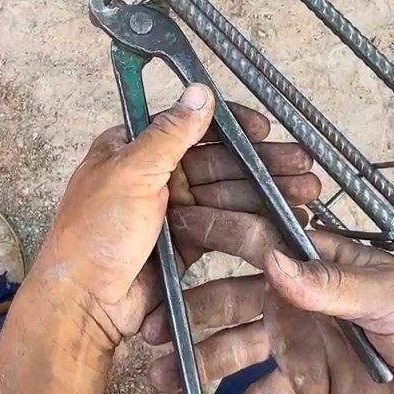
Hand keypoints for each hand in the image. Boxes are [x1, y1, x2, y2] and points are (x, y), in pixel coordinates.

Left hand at [29, 88, 320, 351]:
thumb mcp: (131, 174)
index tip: (265, 128)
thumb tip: (198, 91)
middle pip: (216, 160)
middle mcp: (154, 173)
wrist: (85, 303)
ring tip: (307, 189)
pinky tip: (286, 216)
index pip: (188, 124)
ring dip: (265, 189)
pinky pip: (226, 224)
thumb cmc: (95, 233)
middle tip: (302, 162)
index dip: (230, 124)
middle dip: (260, 161)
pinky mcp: (187, 241)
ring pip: (226, 191)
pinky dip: (254, 219)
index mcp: (132, 147)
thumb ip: (170, 134)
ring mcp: (172, 208)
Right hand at [144, 214, 393, 393]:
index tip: (169, 228)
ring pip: (232, 349)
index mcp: (308, 262)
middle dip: (185, 312)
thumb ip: (330, 282)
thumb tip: (272, 262)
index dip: (211, 231)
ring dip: (197, 365)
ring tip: (163, 384)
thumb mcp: (388, 294)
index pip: (252, 241)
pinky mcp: (299, 382)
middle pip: (226, 300)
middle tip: (146, 329)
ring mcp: (289, 340)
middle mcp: (287, 297)